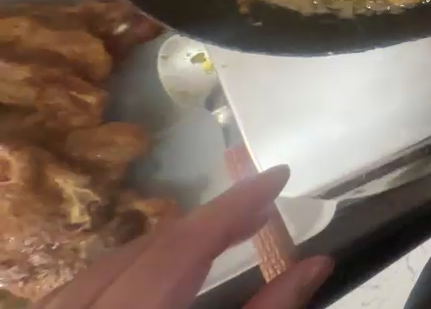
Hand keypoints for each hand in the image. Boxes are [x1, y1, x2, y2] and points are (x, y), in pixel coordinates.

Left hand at [44, 168, 332, 308]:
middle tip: (259, 208)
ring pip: (96, 273)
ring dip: (161, 245)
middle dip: (202, 224)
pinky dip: (122, 271)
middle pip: (138, 254)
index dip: (232, 205)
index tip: (279, 174)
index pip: (180, 248)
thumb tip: (318, 262)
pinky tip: (154, 274)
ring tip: (213, 238)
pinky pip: (72, 295)